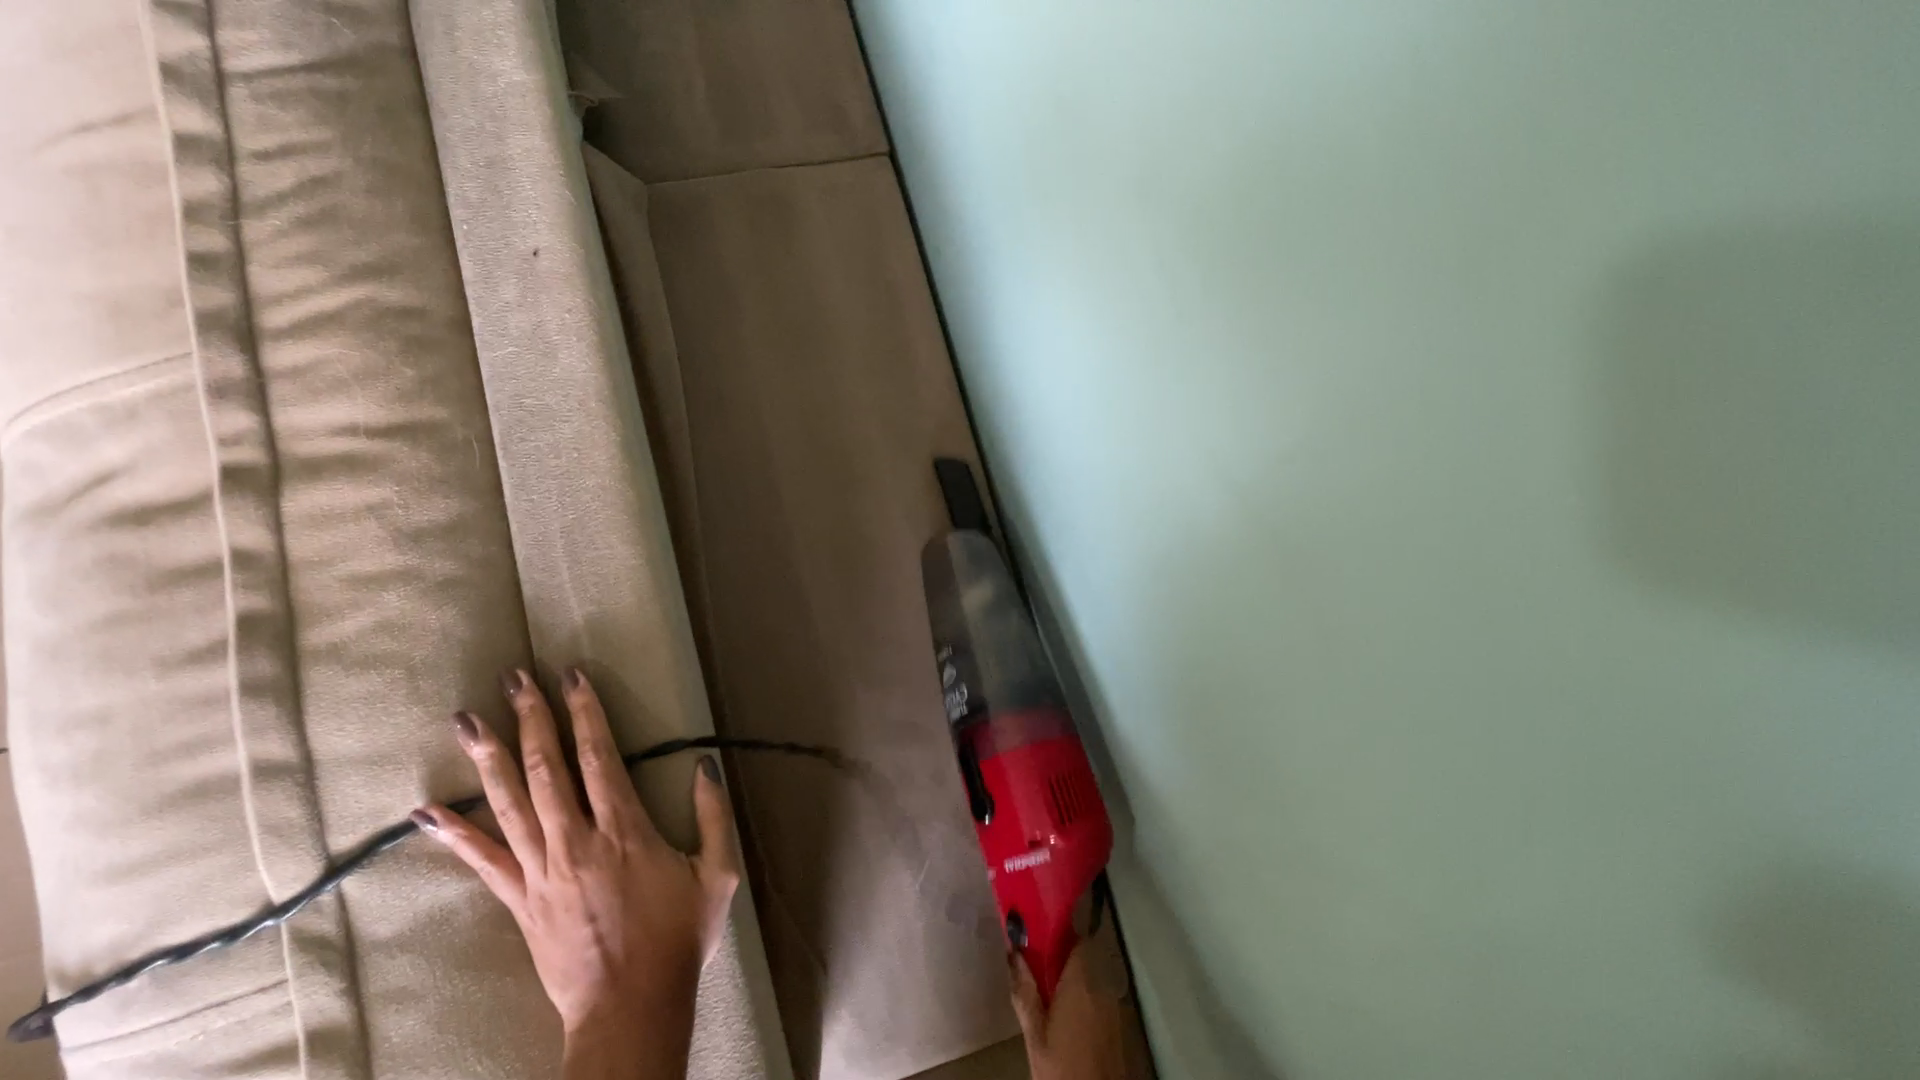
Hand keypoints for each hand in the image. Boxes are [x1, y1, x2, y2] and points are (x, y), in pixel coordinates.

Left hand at [412, 667, 742, 1079]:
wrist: (630, 1007)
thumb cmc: (679, 939)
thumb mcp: (718, 874)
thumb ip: (714, 816)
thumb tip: (704, 767)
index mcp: (624, 830)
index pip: (599, 755)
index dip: (585, 712)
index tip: (571, 676)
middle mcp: (575, 840)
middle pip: (546, 766)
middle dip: (530, 717)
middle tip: (514, 676)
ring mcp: (541, 870)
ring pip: (509, 802)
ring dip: (488, 757)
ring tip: (467, 719)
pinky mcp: (519, 900)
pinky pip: (482, 860)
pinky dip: (453, 833)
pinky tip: (426, 810)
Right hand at [1010, 916, 1143, 1079]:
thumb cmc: (1060, 1067)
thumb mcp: (1033, 1032)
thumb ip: (1024, 990)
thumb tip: (1013, 952)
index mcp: (1080, 981)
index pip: (1075, 937)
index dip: (1057, 930)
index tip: (1036, 929)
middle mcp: (1101, 984)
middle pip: (1083, 954)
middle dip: (1060, 955)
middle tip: (1035, 964)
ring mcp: (1112, 1003)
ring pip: (1090, 974)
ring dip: (1072, 975)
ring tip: (1046, 989)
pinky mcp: (1116, 1021)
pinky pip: (1097, 994)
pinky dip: (1082, 994)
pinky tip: (1065, 1011)